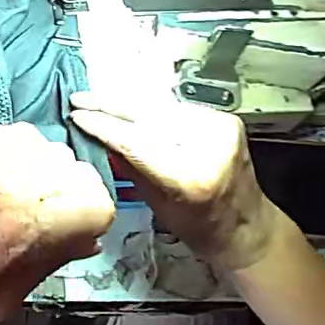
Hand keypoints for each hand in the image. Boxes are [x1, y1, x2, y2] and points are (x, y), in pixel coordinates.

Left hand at [0, 124, 115, 324]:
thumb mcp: (1, 301)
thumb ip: (49, 264)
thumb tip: (84, 240)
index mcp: (20, 225)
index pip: (97, 203)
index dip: (94, 225)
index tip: (80, 237)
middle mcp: (9, 180)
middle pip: (80, 173)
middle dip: (77, 201)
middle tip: (57, 224)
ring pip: (54, 150)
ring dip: (54, 176)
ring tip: (33, 202)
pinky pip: (22, 137)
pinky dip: (28, 156)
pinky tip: (13, 181)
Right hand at [69, 91, 289, 269]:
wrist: (247, 226)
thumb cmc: (197, 226)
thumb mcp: (154, 202)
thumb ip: (128, 164)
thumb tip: (97, 133)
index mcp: (189, 178)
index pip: (135, 141)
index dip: (103, 125)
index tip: (76, 115)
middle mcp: (209, 147)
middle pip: (148, 116)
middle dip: (110, 105)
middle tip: (80, 99)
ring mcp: (221, 129)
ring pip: (161, 107)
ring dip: (128, 103)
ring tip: (97, 100)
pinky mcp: (225, 119)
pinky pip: (176, 109)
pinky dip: (151, 108)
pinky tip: (129, 106)